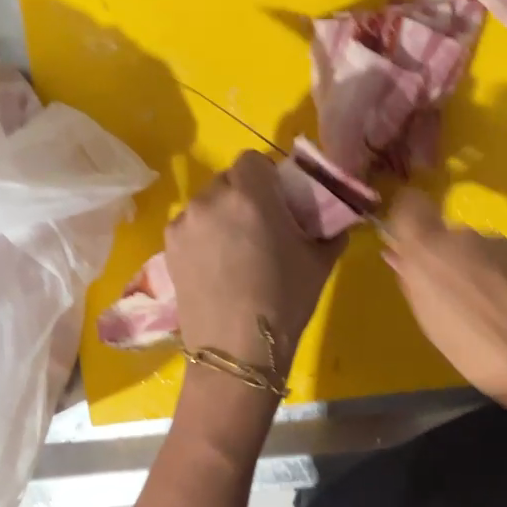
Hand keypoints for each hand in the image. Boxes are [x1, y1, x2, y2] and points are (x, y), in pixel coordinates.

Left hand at [167, 151, 341, 370]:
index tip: (281, 200)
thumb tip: (337, 220)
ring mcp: (185, 222)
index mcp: (251, 195)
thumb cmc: (285, 300)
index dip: (268, 175)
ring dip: (224, 214)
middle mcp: (212, 199)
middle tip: (264, 225)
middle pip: (229, 179)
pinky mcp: (169, 246)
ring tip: (238, 249)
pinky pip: (192, 225)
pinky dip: (205, 235)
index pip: (253, 159)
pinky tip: (218, 266)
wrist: (237, 348)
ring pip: (208, 202)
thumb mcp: (321, 262)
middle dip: (246, 194)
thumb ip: (330, 230)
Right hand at [382, 189, 506, 409]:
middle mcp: (464, 235)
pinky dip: (500, 276)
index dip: (409, 222)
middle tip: (450, 297)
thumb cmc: (475, 352)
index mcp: (430, 249)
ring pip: (475, 247)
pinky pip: (500, 258)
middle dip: (444, 256)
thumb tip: (400, 255)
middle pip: (445, 233)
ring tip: (486, 310)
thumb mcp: (431, 322)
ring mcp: (500, 242)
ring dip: (474, 268)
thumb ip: (413, 281)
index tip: (409, 249)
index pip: (409, 204)